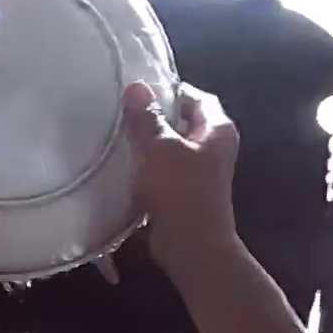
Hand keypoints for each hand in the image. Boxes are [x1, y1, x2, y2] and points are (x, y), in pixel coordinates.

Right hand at [122, 81, 240, 275]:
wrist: (190, 244)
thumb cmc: (181, 191)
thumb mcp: (160, 149)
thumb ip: (147, 118)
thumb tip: (136, 87)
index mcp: (217, 130)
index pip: (195, 97)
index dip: (169, 90)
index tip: (138, 91)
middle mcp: (212, 147)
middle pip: (180, 121)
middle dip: (153, 117)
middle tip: (121, 112)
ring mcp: (198, 170)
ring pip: (168, 146)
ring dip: (145, 143)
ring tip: (116, 136)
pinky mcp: (181, 190)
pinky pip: (161, 168)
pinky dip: (144, 165)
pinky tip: (121, 166)